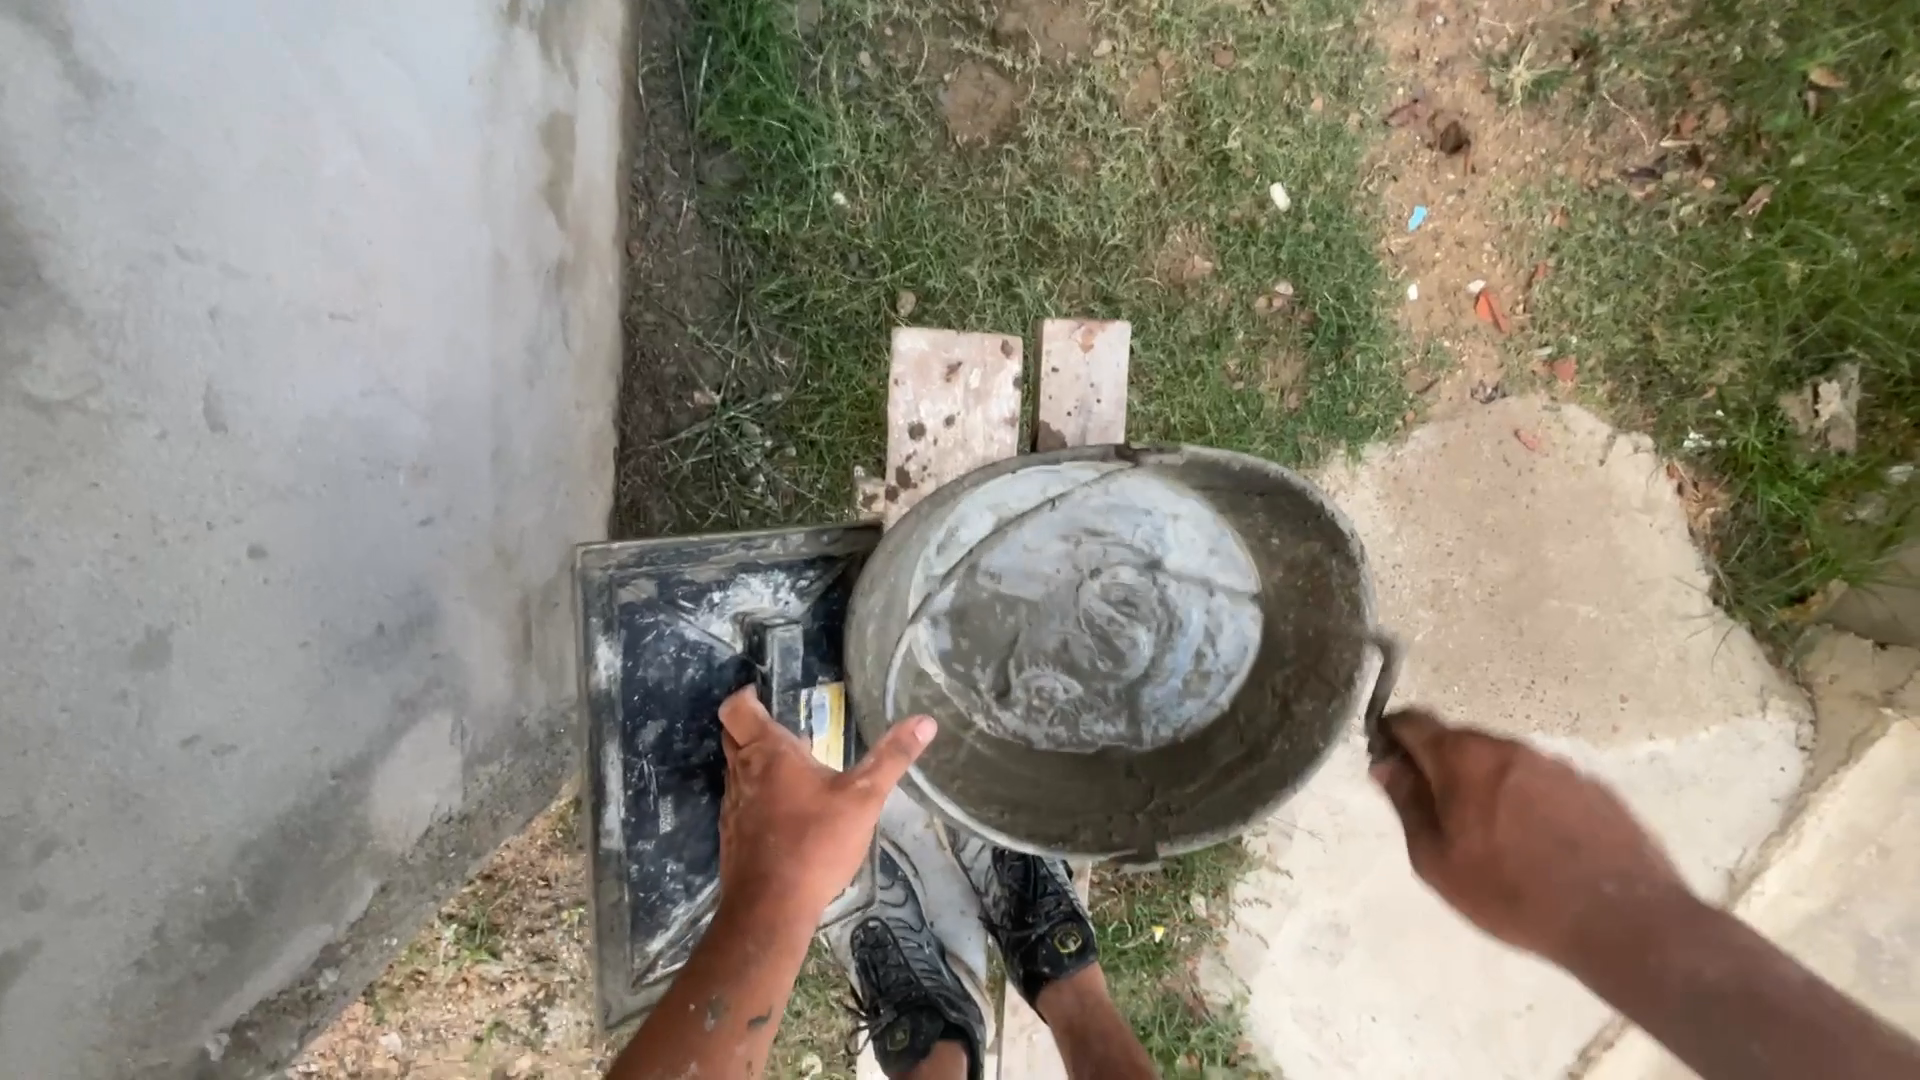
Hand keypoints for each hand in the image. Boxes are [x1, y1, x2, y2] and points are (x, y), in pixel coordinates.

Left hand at [716, 686, 935, 926]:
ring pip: (734, 769)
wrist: (770, 910)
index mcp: (768, 753)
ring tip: (790, 765)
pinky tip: (784, 809)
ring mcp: (732, 806)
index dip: (745, 696)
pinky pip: (738, 799)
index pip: (737, 709)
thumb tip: (925, 722)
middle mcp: (742, 773)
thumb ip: (893, 757)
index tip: (761, 693)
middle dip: (749, 725)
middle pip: (731, 735)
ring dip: (752, 760)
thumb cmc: (816, 843)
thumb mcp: (864, 797)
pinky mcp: (731, 836)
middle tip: (782, 726)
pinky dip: (754, 792)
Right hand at [1370, 708, 1689, 964]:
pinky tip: (1539, 842)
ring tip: (1496, 834)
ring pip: (1501, 761)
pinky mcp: (1594, 786)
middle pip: (1457, 741)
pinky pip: (1542, 781)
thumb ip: (1405, 803)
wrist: (1629, 925)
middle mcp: (1507, 746)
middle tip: (1442, 813)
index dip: (1392, 737)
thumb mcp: (1435, 859)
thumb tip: (1385, 765)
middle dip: (1441, 766)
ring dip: (1486, 783)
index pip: (1411, 721)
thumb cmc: (1512, 893)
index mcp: (1461, 758)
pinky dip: (1528, 799)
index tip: (1390, 767)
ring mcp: (1556, 763)